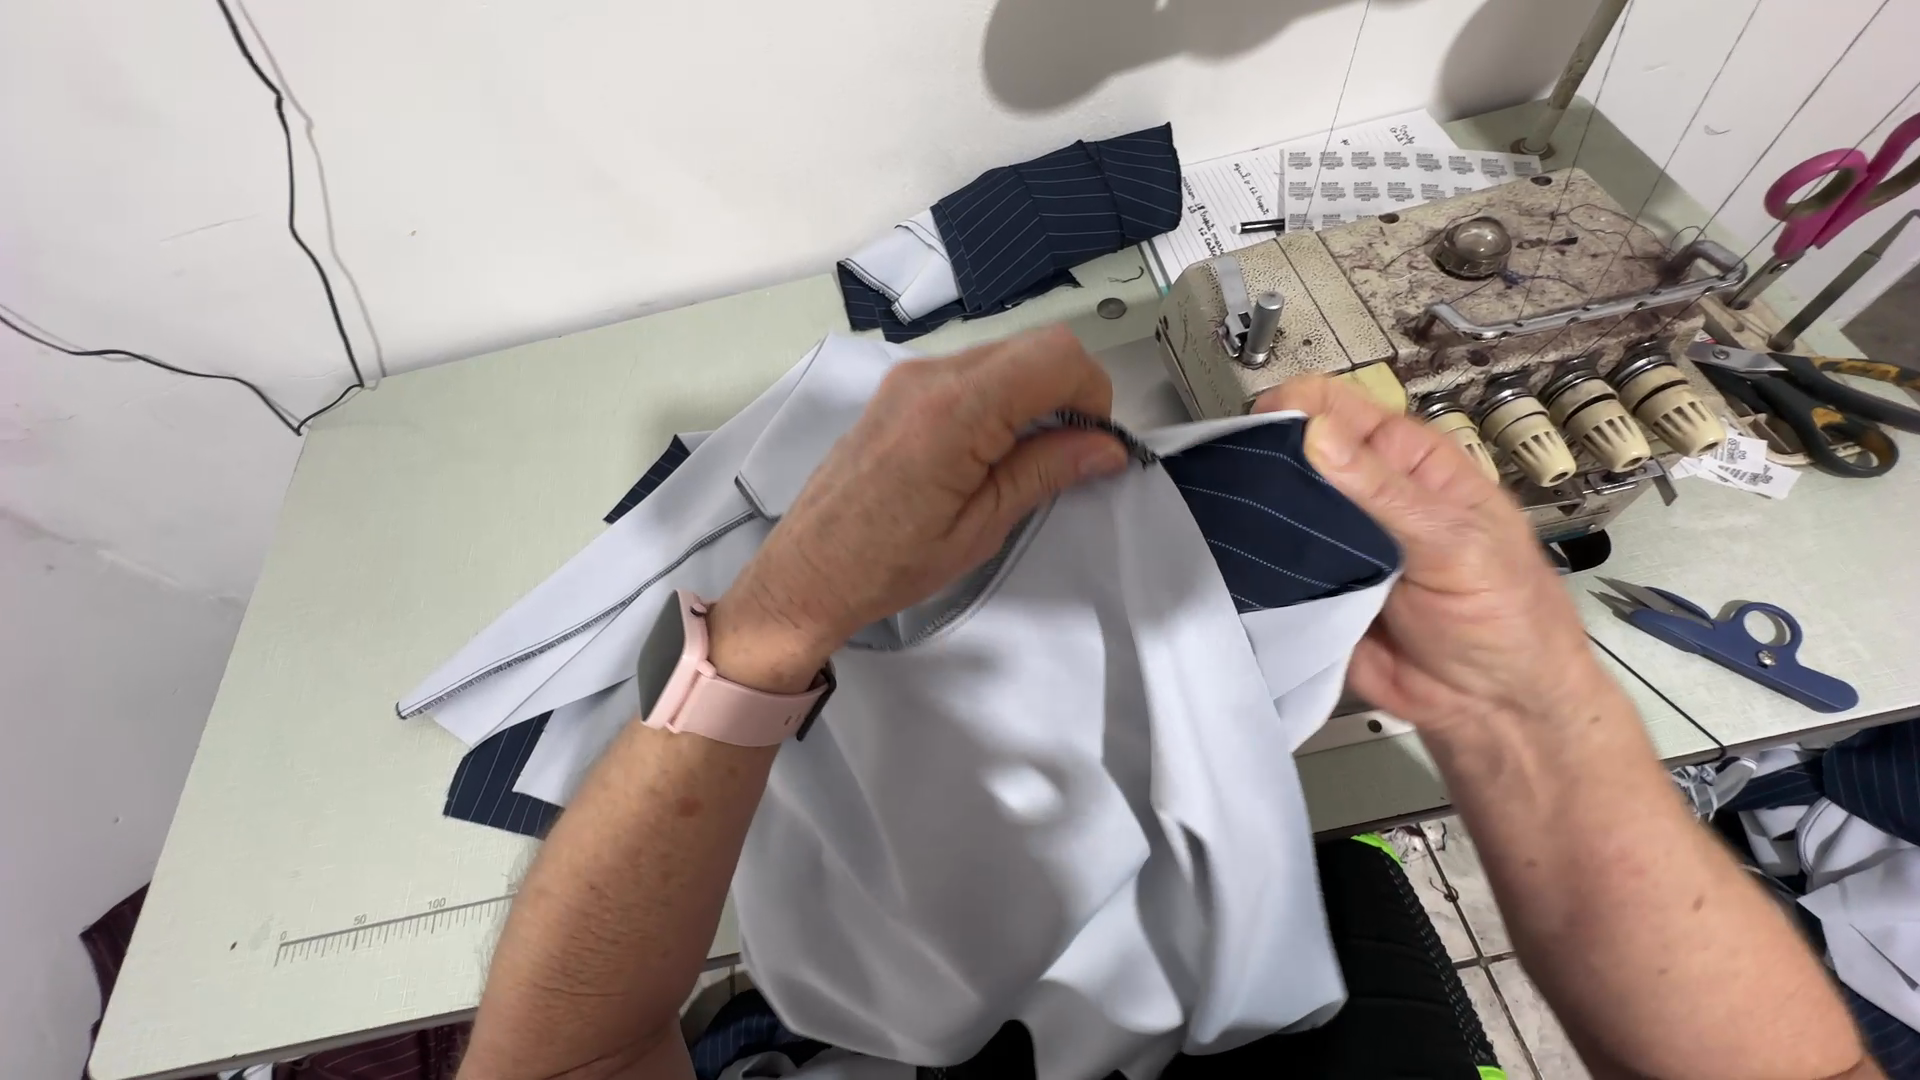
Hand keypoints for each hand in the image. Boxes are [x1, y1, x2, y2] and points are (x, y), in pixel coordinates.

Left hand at [708, 327, 1129, 690]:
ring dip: (1033, 392)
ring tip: (1024, 455)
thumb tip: (1106, 446)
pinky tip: (988, 447)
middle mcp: (930, 375)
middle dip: (1069, 391)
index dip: (1092, 394)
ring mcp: (908, 376)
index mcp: (955, 412)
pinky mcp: (898, 387)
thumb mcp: (980, 528)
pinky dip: (999, 395)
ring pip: (1004, 353)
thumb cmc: (889, 564)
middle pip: (1035, 345)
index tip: (1092, 443)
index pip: (1056, 357)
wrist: (809, 569)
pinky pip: (970, 369)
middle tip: (1066, 451)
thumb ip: (1045, 472)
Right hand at [1254, 375, 1612, 739]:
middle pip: (1292, 456)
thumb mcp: (1455, 543)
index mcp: (1405, 464)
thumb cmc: (1503, 617)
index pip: (1338, 410)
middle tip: (1237, 478)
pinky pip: (1265, 563)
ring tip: (1224, 517)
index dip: (1296, 408)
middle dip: (1260, 459)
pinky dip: (1247, 559)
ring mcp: (1327, 542)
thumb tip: (1315, 431)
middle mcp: (1359, 496)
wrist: (1488, 709)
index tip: (1262, 425)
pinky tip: (1227, 557)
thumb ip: (1384, 490)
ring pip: (1272, 508)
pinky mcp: (1305, 586)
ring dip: (1249, 511)